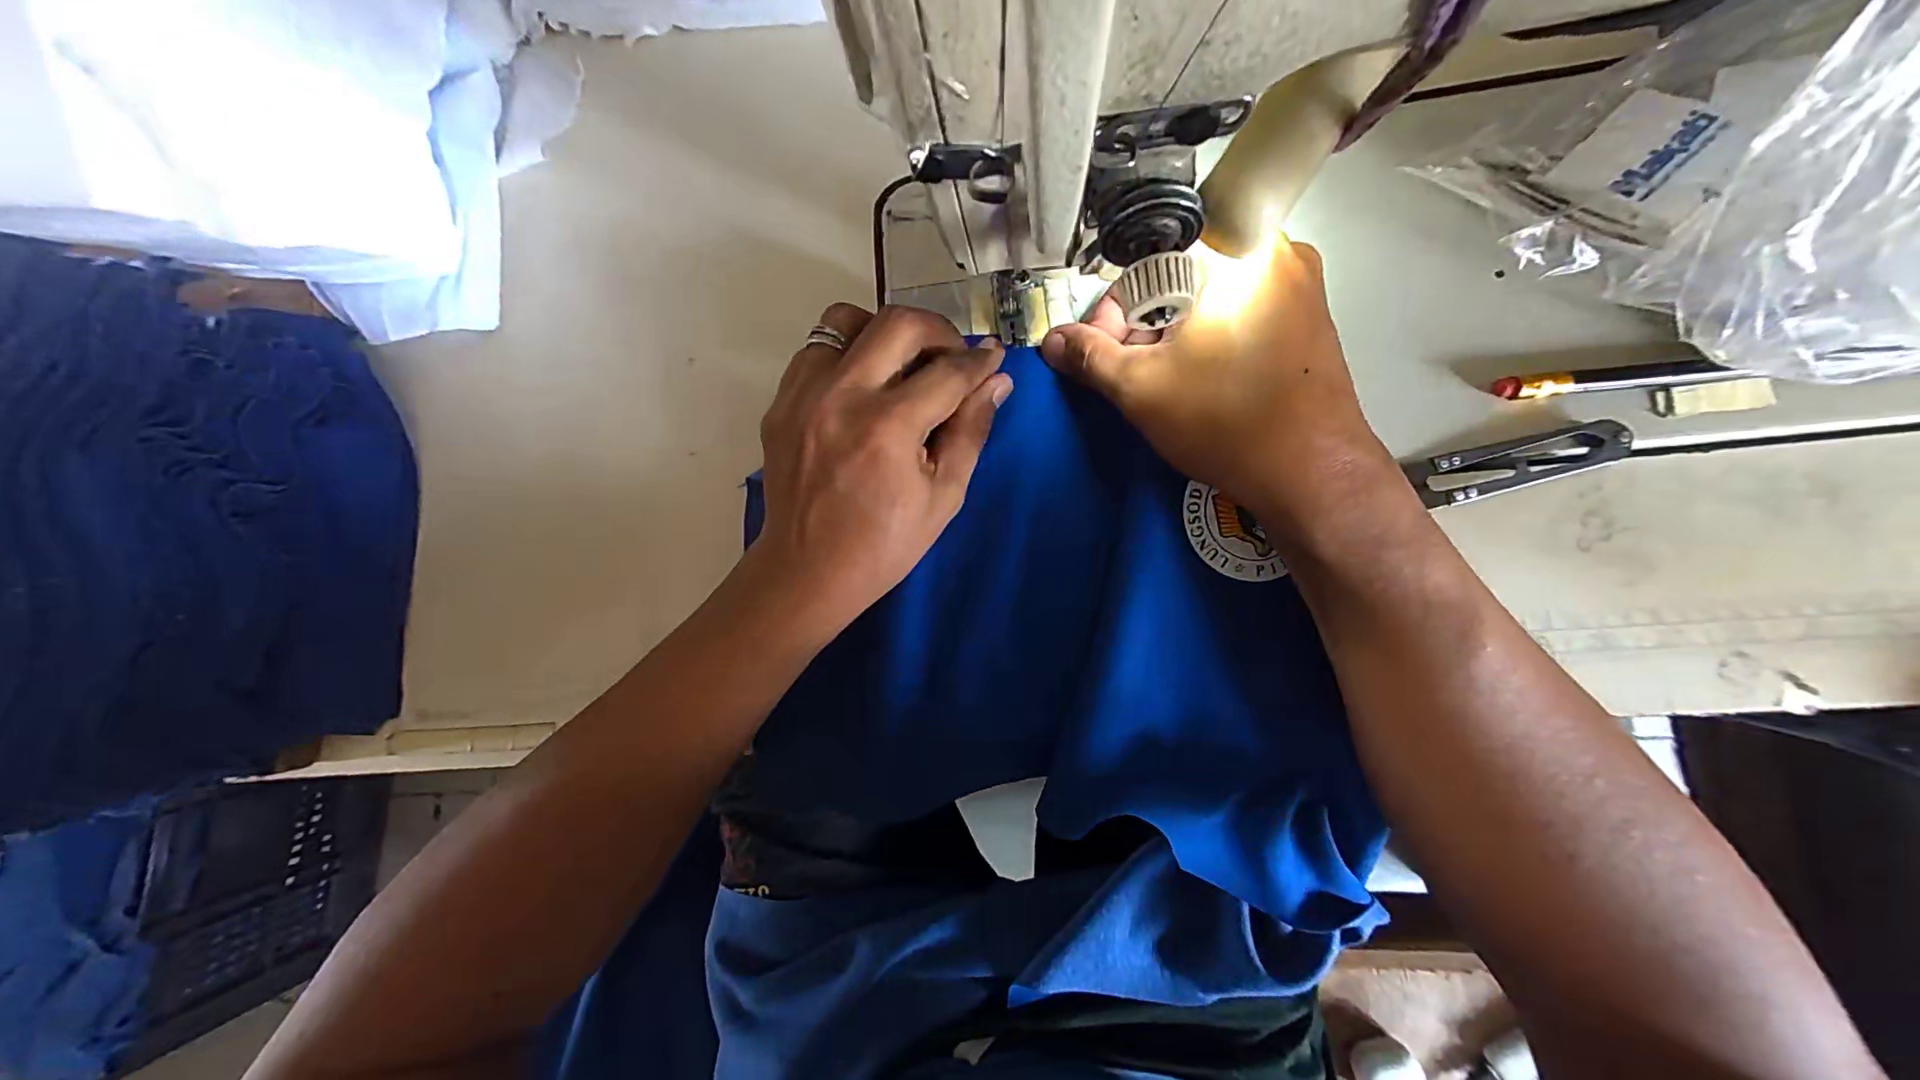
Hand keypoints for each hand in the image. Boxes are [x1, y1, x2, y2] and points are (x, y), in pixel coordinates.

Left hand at [747, 303, 1010, 629]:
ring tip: (902, 365)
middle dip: (939, 332)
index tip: (993, 359)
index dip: (979, 363)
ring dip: (884, 333)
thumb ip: (971, 431)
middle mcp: (841, 396)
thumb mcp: (944, 496)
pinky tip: (863, 388)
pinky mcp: (780, 403)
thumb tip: (996, 381)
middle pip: (897, 323)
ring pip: (846, 320)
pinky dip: (847, 355)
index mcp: (888, 427)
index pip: (947, 372)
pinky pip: (816, 350)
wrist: (807, 571)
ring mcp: (802, 395)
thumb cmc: (884, 544)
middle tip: (952, 358)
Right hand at [1041, 240, 1395, 537]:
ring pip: (1208, 297)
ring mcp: (1299, 284)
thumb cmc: (1224, 422)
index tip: (1106, 355)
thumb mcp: (1139, 388)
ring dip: (1172, 336)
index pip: (1144, 262)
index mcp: (1235, 251)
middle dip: (1142, 326)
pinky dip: (1208, 340)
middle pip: (1178, 276)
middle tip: (1131, 374)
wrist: (1311, 473)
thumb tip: (1053, 341)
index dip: (1113, 312)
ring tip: (1164, 385)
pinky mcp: (1308, 318)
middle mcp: (1275, 251)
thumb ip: (1090, 357)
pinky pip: (1239, 313)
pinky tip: (1199, 383)